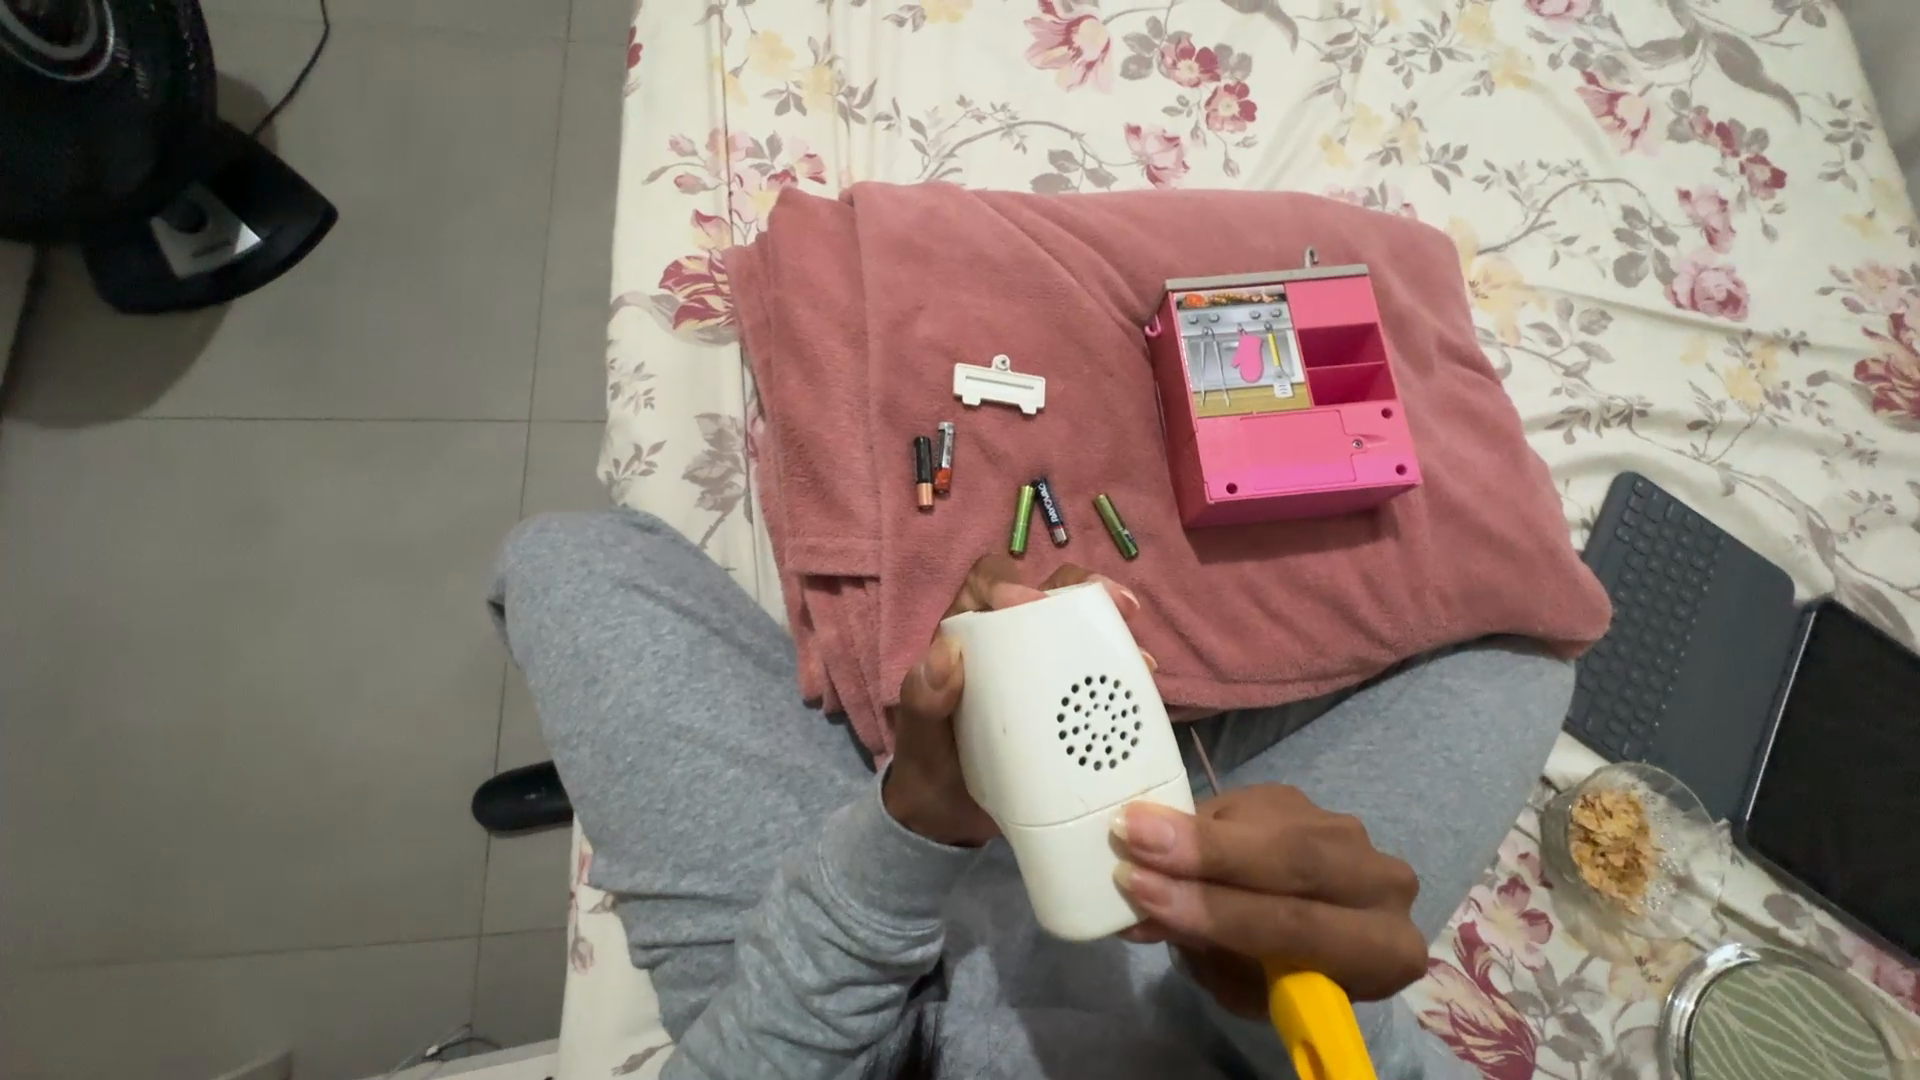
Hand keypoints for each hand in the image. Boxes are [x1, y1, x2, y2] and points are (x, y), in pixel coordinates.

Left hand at [884, 555, 1145, 846]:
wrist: (948, 813)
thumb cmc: (928, 760)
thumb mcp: (918, 732)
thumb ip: (923, 696)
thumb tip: (946, 654)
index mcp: (969, 634)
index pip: (988, 580)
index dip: (1010, 580)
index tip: (1030, 603)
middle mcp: (1010, 641)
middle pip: (1050, 593)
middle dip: (1085, 591)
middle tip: (1120, 606)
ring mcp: (1043, 671)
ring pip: (1082, 628)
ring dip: (1114, 630)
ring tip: (1140, 656)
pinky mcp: (1069, 704)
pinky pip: (1099, 676)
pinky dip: (1123, 675)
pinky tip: (1143, 685)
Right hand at [1111, 785, 1424, 1007]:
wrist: (1301, 926)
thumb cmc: (1276, 973)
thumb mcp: (1242, 982)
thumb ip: (1200, 942)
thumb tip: (1136, 911)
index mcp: (1381, 949)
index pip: (1297, 924)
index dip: (1216, 907)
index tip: (1142, 890)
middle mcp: (1379, 881)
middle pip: (1294, 857)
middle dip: (1205, 850)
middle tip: (1132, 839)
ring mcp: (1346, 831)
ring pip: (1269, 822)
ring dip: (1197, 827)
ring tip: (1133, 827)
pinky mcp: (1304, 800)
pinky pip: (1250, 804)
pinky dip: (1203, 818)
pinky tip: (1163, 825)